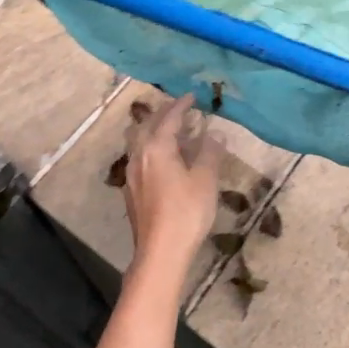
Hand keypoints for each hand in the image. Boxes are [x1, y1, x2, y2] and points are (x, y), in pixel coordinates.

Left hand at [122, 95, 221, 277]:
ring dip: (156, 133)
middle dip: (164, 115)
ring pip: (140, 143)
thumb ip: (210, 152)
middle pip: (148, 126)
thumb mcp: (205, 179)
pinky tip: (166, 162)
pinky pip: (141, 159)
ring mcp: (132, 175)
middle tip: (181, 111)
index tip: (192, 96)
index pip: (169, 118)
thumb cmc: (186, 211)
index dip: (181, 105)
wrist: (160, 251)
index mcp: (156, 147)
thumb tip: (216, 133)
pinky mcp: (132, 192)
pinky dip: (153, 151)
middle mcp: (139, 156)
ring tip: (175, 135)